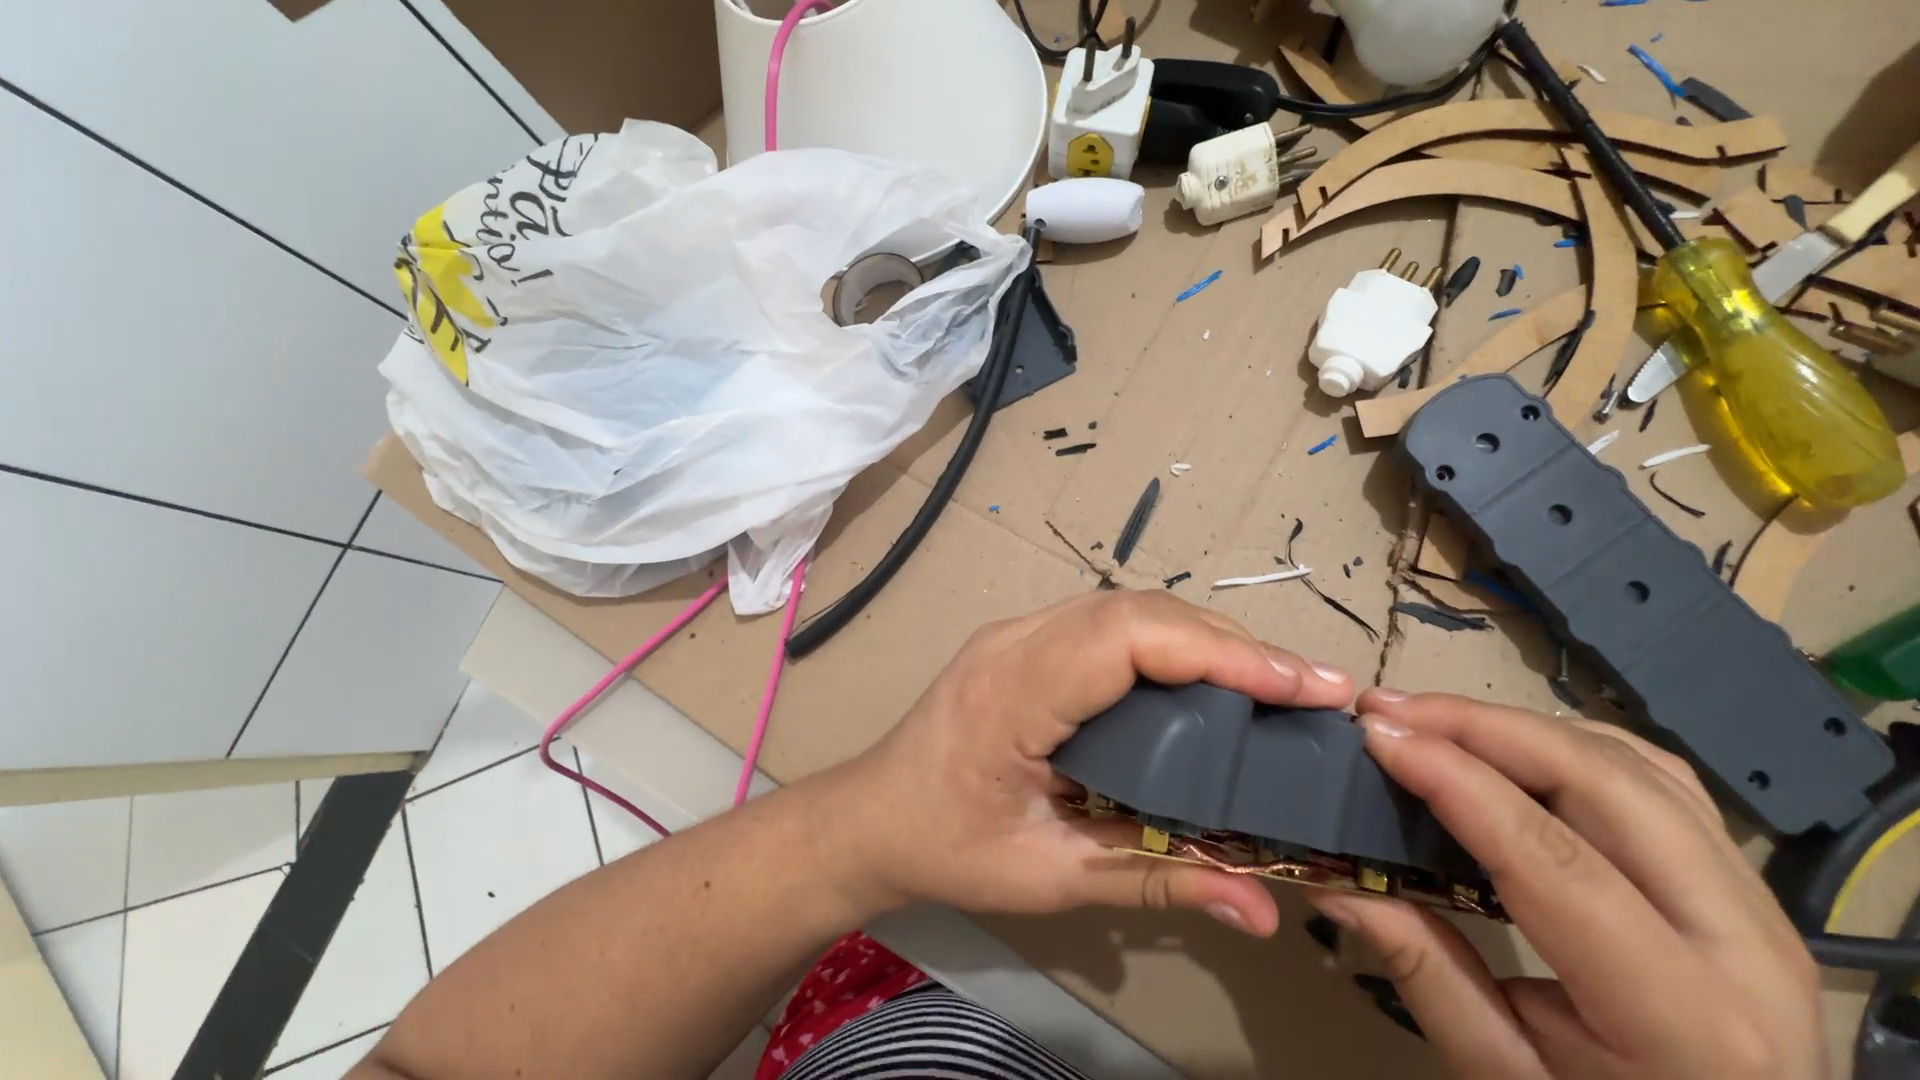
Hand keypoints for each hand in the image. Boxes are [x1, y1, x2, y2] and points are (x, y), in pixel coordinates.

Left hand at [821, 590, 1354, 935]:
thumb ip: (1153, 883)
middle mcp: (1012, 643)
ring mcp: (1014, 632)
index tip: (1300, 686)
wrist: (870, 815)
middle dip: (1230, 643)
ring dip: (1205, 636)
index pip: (1124, 641)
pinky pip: (1107, 620)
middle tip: (1312, 690)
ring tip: (1276, 683)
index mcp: (1010, 695)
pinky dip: (1169, 639)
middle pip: (1135, 611)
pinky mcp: (1023, 640)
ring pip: (1126, 606)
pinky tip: (1209, 674)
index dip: (1218, 652)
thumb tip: (1259, 908)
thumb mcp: (1048, 877)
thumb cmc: (947, 847)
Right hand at [1307, 691, 1824, 1079]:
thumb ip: (1425, 972)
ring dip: (1522, 726)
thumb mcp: (1505, 1075)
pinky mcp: (1746, 884)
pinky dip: (1574, 743)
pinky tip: (1511, 745)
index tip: (1375, 737)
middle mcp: (1743, 940)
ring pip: (1636, 765)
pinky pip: (1662, 779)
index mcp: (1684, 1012)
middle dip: (1483, 727)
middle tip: (1388, 711)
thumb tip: (1331, 886)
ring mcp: (1758, 903)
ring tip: (1431, 721)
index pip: (1552, 857)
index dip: (1456, 781)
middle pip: (1604, 784)